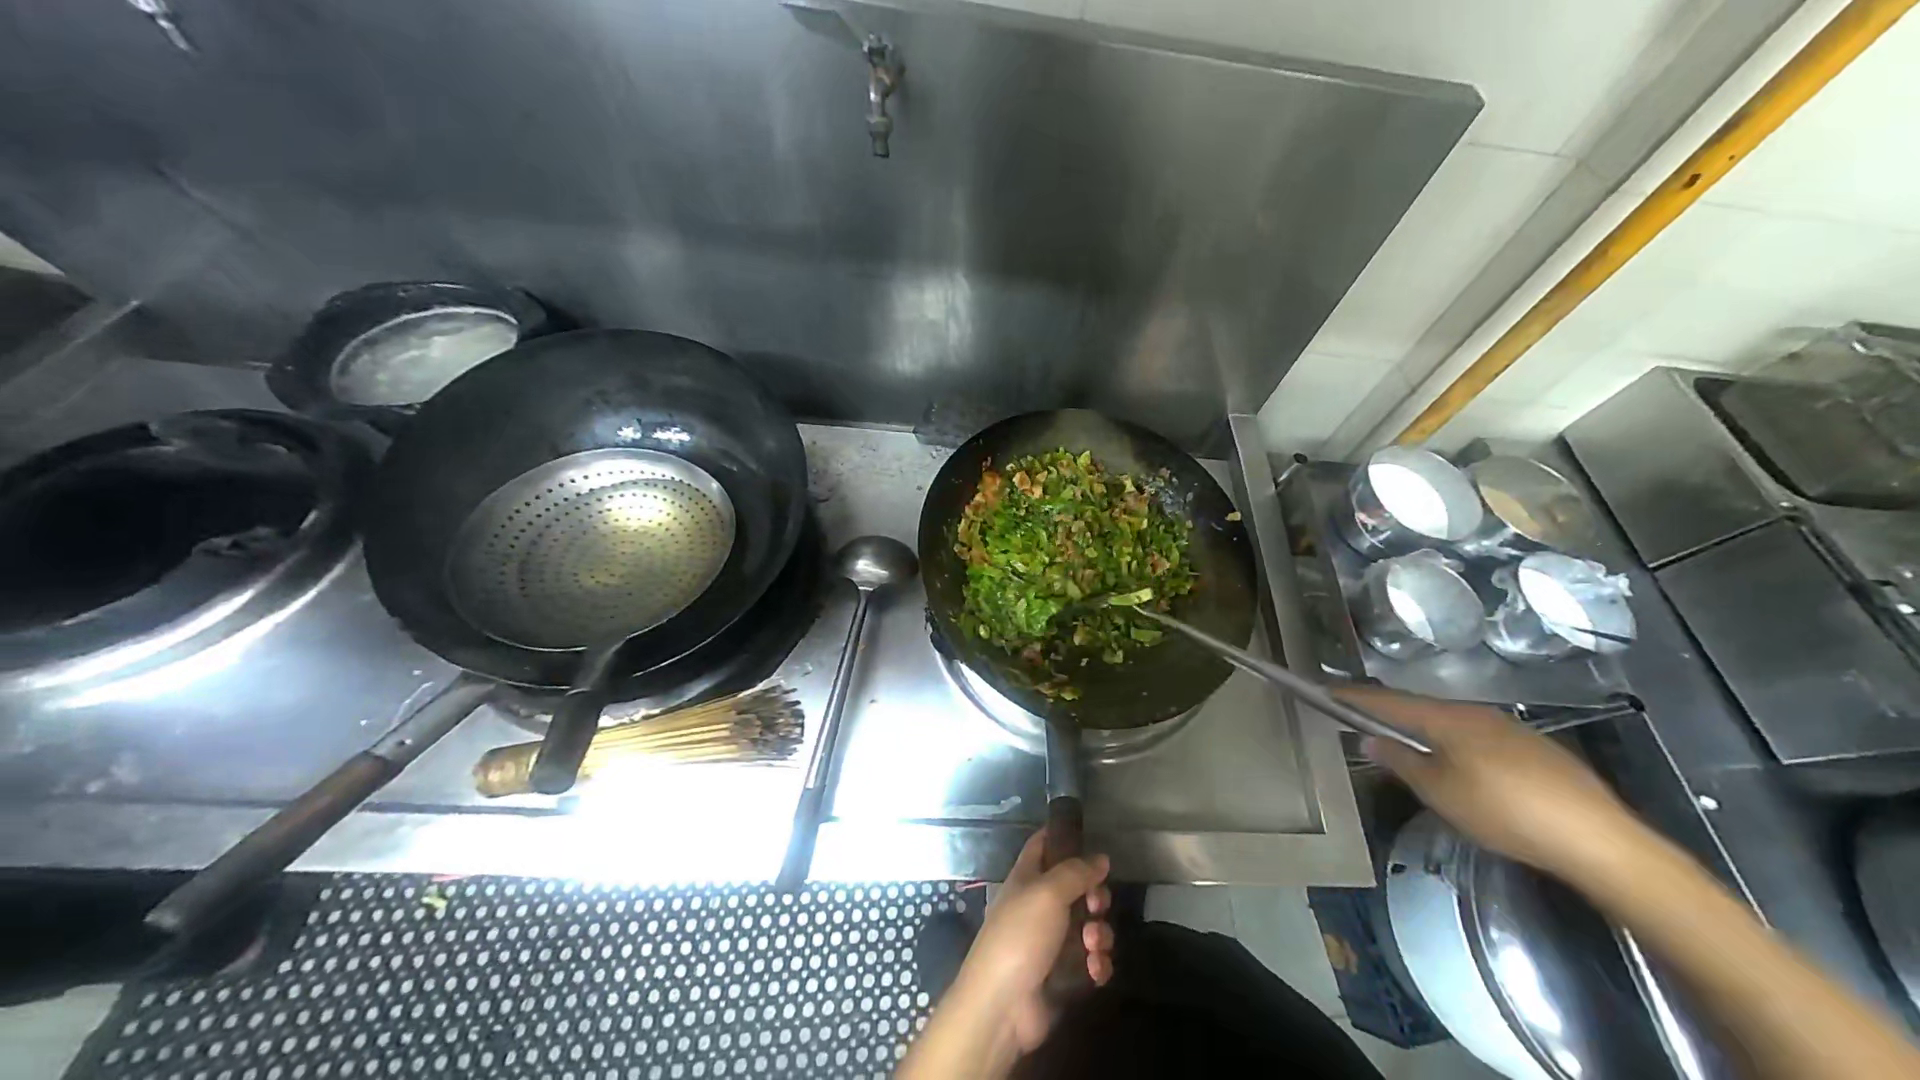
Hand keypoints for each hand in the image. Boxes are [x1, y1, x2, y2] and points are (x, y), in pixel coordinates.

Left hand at [950, 828, 1112, 1052]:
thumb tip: (1101, 857)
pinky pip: (1092, 961)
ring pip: (1090, 926)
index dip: (1064, 838)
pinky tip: (1094, 971)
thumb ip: (1076, 872)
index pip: (1043, 845)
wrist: (1003, 1005)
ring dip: (1099, 934)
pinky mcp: (1064, 975)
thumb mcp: (1047, 892)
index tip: (1090, 840)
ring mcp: (1052, 942)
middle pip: (1077, 888)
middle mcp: (1039, 906)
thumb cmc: (1020, 936)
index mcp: (1027, 878)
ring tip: (1092, 945)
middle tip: (1097, 905)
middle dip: (1096, 896)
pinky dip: (1098, 964)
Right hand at [1341, 686, 1646, 883]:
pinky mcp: (1534, 750)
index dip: (1356, 697)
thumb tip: (1371, 739)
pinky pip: (1477, 736)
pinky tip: (1456, 764)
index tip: (1327, 690)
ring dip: (1422, 728)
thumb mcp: (1439, 792)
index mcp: (1448, 718)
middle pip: (1421, 708)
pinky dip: (1453, 741)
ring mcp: (1510, 729)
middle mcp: (1477, 713)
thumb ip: (1401, 762)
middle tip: (1360, 717)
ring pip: (1451, 722)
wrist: (1597, 840)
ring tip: (1402, 742)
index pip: (1389, 701)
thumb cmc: (1504, 812)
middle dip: (1389, 711)